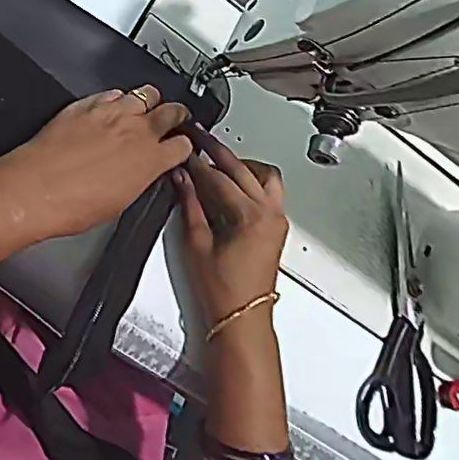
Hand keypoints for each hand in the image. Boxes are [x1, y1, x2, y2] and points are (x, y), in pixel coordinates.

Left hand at [0, 85, 193, 241]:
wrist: (35, 189)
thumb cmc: (71, 204)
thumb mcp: (119, 203)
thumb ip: (138, 180)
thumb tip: (138, 175)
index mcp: (151, 160)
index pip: (182, 145)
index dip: (183, 146)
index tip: (179, 147)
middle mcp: (135, 130)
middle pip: (171, 111)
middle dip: (176, 114)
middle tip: (175, 117)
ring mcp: (110, 113)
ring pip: (143, 93)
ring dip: (148, 100)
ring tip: (146, 105)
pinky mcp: (85, 105)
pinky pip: (110, 93)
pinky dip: (116, 98)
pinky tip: (112, 104)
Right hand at [175, 134, 288, 336]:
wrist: (242, 318)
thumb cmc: (222, 290)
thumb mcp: (197, 244)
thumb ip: (190, 206)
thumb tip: (182, 180)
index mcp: (251, 216)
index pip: (219, 178)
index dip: (197, 164)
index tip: (183, 153)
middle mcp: (269, 214)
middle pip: (243, 170)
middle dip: (219, 153)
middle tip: (200, 141)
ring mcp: (276, 220)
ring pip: (263, 176)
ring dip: (241, 165)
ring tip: (217, 162)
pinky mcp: (275, 228)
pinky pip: (268, 191)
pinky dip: (250, 181)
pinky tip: (231, 185)